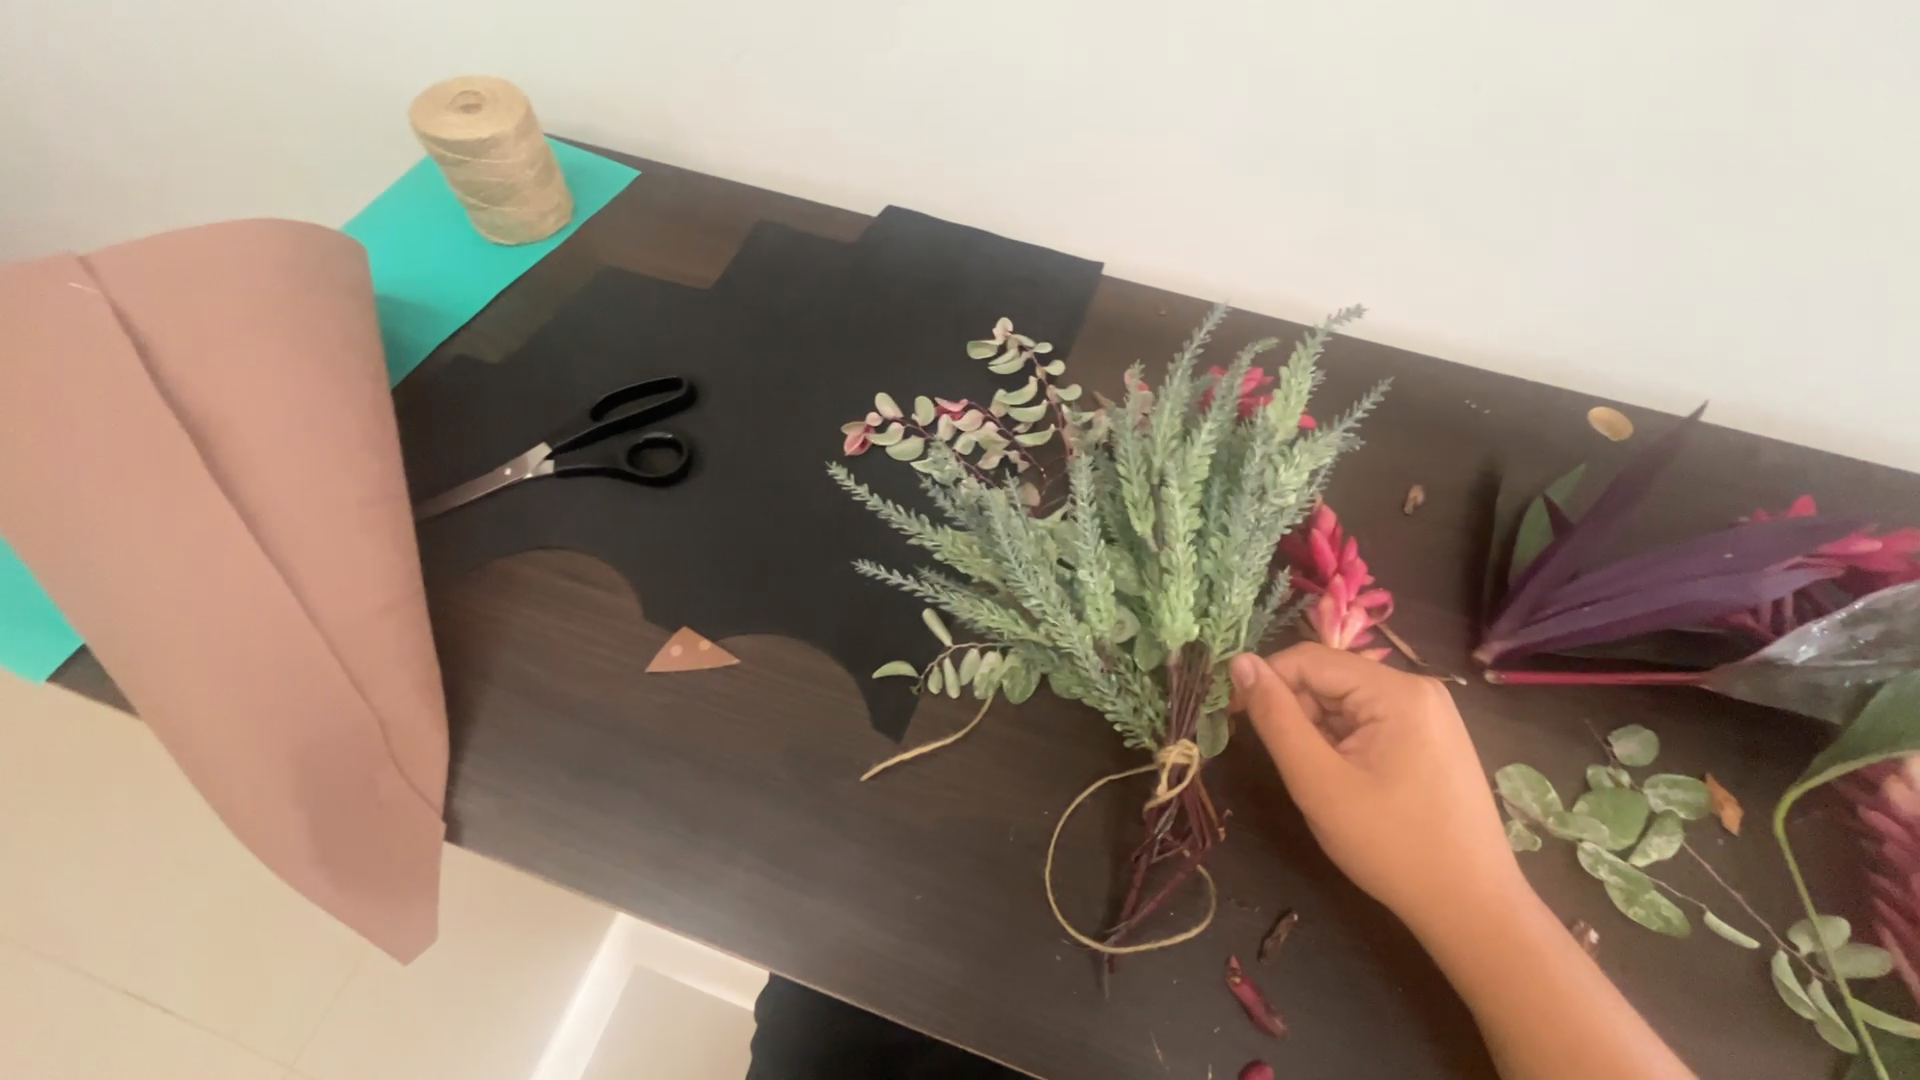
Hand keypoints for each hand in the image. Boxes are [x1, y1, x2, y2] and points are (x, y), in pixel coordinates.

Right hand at [1229, 644, 1525, 932]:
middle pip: (1329, 677)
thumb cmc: (1391, 846)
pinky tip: (1346, 781)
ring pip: (1345, 701)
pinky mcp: (1430, 737)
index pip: (1308, 658)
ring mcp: (1429, 713)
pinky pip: (1367, 720)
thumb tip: (1239, 661)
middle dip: (1295, 711)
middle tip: (1284, 762)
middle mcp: (1418, 689)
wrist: (1473, 909)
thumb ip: (1275, 717)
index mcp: (1396, 691)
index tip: (1234, 718)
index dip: (1264, 681)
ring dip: (1317, 730)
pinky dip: (1342, 742)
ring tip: (1319, 779)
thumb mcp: (1317, 781)